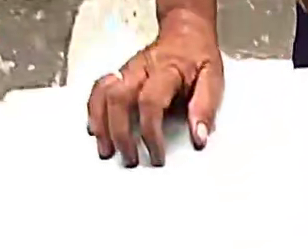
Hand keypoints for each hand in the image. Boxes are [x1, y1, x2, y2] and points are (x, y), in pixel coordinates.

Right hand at [87, 8, 223, 166]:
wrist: (186, 30)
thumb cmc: (198, 57)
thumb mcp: (212, 79)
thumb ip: (205, 108)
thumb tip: (199, 137)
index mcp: (165, 71)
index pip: (150, 103)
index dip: (151, 134)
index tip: (157, 157)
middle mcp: (141, 69)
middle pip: (119, 99)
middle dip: (121, 133)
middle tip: (130, 160)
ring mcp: (128, 71)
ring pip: (104, 93)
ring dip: (102, 124)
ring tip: (106, 150)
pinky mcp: (121, 75)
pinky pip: (100, 90)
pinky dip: (95, 111)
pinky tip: (96, 130)